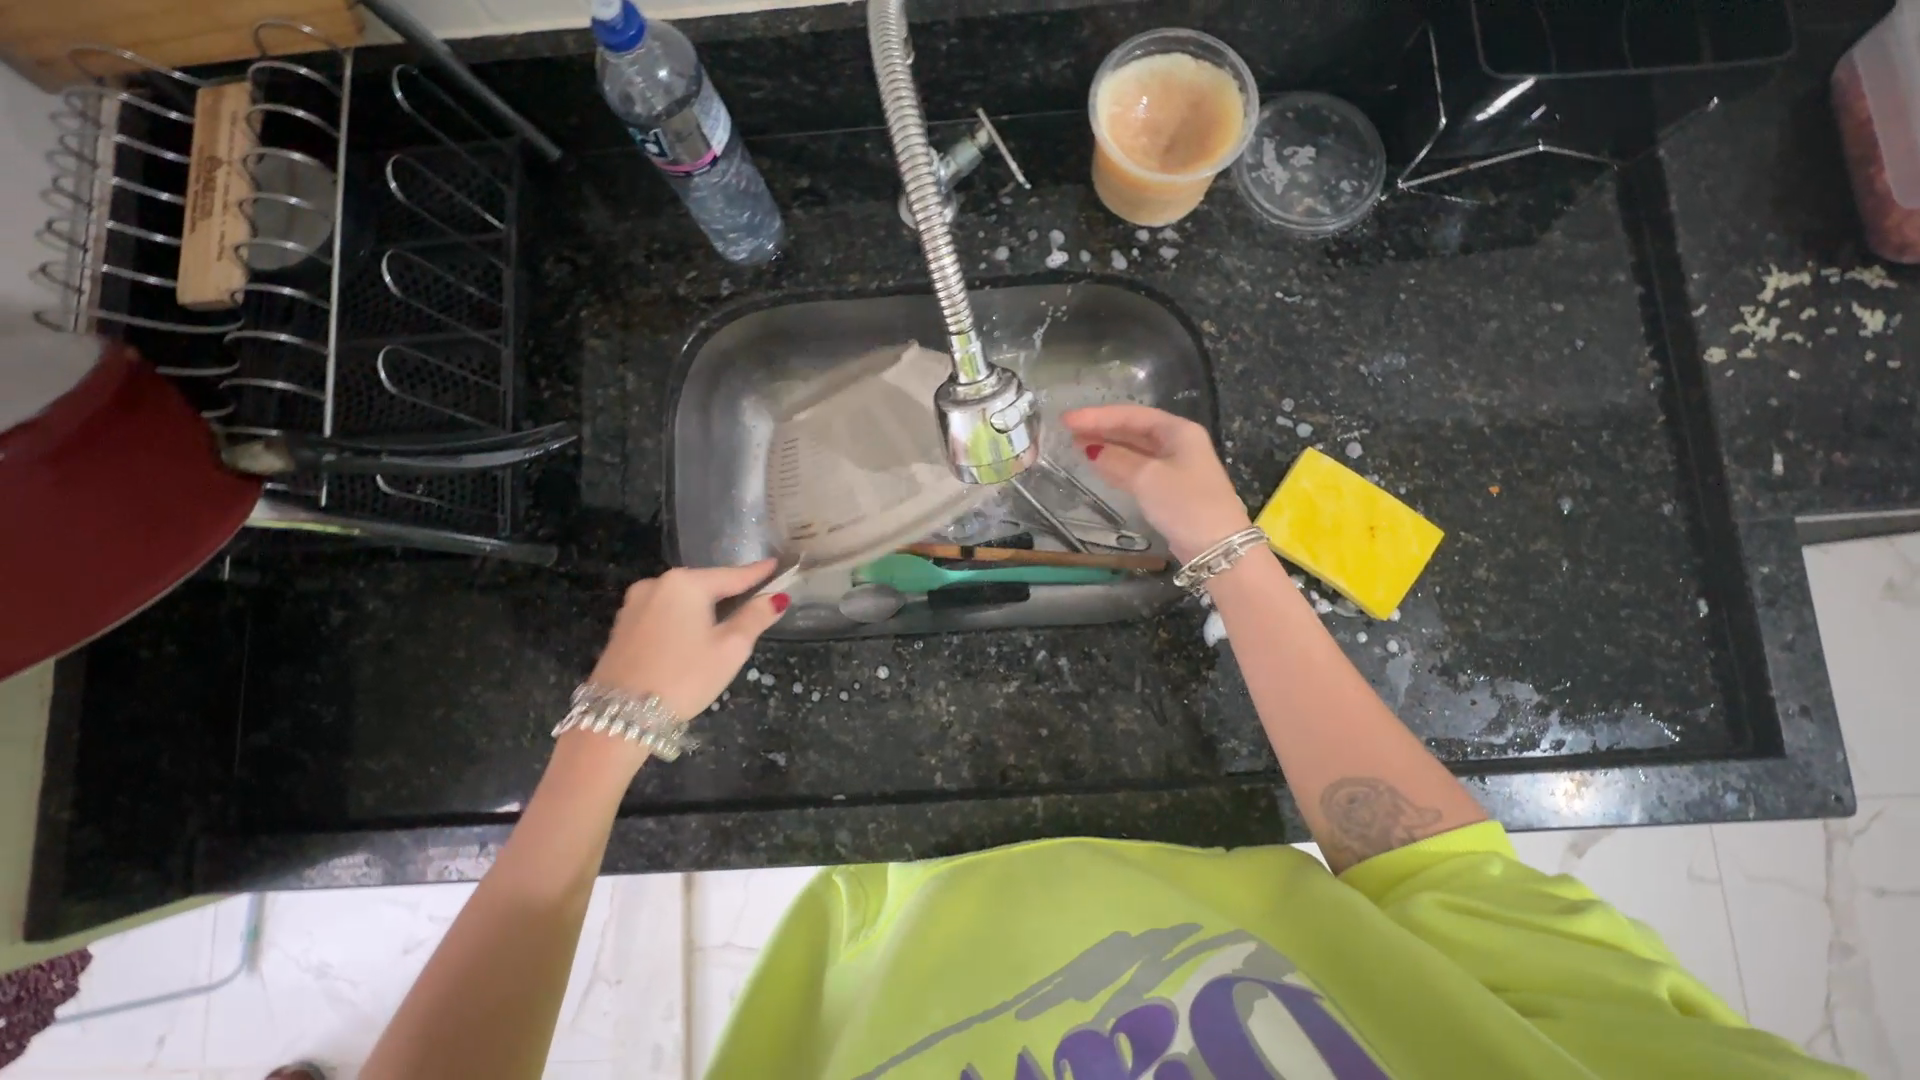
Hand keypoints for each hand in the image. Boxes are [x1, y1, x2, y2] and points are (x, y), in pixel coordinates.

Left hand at [588, 561, 789, 721]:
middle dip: (727, 593)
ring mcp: (634, 604)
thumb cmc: (685, 677)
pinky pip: (662, 613)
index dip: (756, 573)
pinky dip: (680, 619)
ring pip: (680, 600)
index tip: (775, 565)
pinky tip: (690, 636)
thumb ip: (755, 618)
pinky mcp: (621, 625)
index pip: (731, 575)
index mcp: (686, 584)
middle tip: (752, 602)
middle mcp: (656, 584)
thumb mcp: (730, 648)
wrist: (621, 715)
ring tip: (723, 623)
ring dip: (702, 608)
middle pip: (704, 585)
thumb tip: (777, 597)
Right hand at [1061, 405, 1251, 562]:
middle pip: (1134, 430)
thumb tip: (1091, 450)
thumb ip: (1117, 460)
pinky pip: (1138, 469)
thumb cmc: (1186, 504)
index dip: (1098, 416)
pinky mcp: (1170, 490)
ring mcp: (1175, 468)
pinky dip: (1116, 465)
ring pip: (1134, 450)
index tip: (1067, 419)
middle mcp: (1178, 444)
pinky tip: (1098, 466)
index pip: (1132, 415)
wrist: (1217, 547)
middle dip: (1101, 429)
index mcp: (1179, 431)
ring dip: (1106, 447)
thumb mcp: (1148, 477)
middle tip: (1068, 430)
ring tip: (1076, 444)